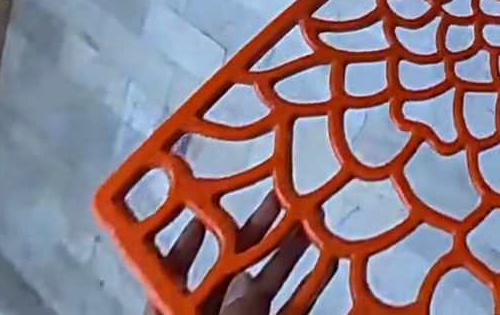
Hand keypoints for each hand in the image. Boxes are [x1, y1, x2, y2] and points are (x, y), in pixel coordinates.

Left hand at [146, 192, 311, 313]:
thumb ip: (233, 314)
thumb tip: (247, 278)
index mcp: (176, 314)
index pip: (171, 273)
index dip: (187, 240)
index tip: (209, 206)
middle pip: (229, 274)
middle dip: (256, 237)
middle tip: (282, 197)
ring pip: (262, 292)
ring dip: (287, 260)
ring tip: (312, 224)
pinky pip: (288, 314)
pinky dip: (306, 294)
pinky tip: (329, 270)